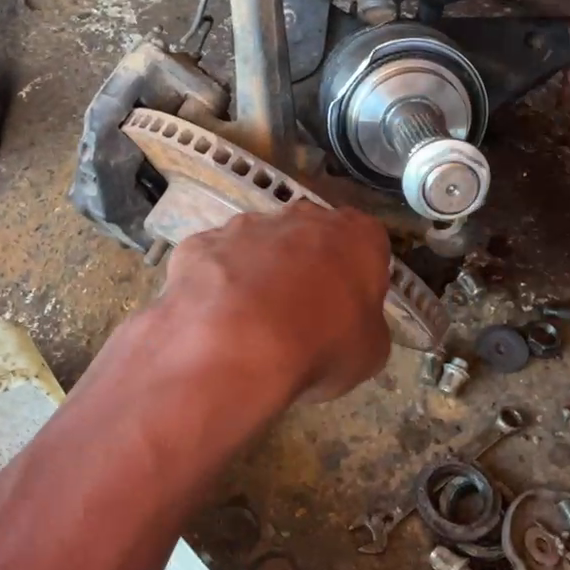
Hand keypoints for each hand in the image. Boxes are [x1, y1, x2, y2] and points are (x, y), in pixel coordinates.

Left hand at [155, 204, 390, 402]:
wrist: (236, 344)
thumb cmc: (320, 344)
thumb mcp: (369, 352)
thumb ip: (364, 325)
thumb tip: (351, 325)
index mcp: (355, 235)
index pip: (367, 246)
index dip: (357, 279)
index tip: (347, 310)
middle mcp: (301, 217)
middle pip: (309, 238)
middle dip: (306, 269)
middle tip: (300, 318)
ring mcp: (245, 225)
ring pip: (258, 246)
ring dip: (258, 275)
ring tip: (251, 325)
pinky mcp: (200, 243)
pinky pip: (214, 263)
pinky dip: (216, 286)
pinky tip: (214, 321)